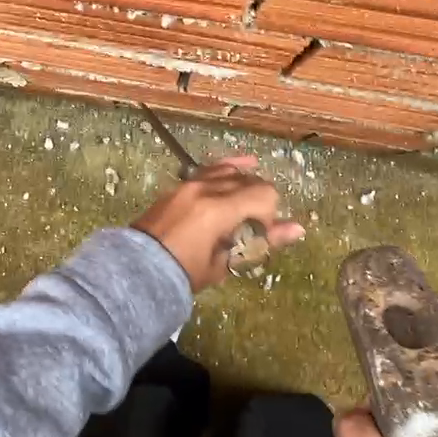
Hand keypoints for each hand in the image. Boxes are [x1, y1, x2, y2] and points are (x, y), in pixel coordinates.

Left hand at [131, 156, 303, 290]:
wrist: (139, 268)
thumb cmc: (184, 272)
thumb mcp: (225, 263)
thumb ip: (262, 242)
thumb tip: (298, 228)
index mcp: (217, 209)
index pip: (264, 194)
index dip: (269, 216)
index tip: (255, 237)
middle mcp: (206, 188)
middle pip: (251, 182)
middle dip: (259, 204)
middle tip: (247, 232)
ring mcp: (191, 182)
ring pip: (233, 173)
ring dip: (245, 188)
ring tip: (244, 211)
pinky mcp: (182, 184)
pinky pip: (212, 168)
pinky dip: (230, 168)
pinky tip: (247, 163)